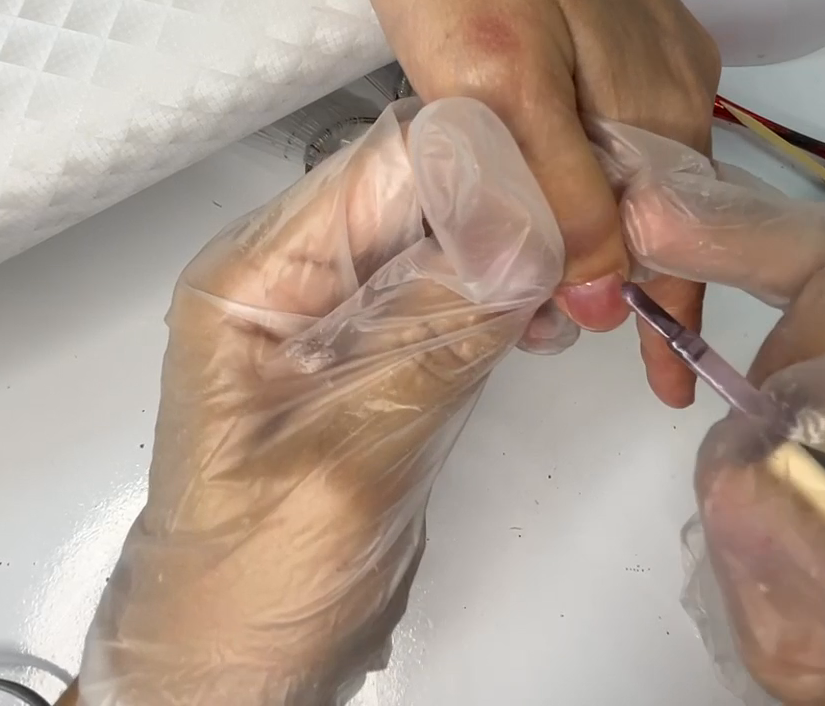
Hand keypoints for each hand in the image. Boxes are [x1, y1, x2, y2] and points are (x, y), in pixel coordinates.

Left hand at [75, 99, 562, 704]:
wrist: (238, 656)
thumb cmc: (253, 579)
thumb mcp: (351, 456)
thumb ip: (436, 338)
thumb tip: (527, 236)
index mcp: (255, 275)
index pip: (376, 167)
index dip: (475, 167)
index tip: (561, 204)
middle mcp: (291, 269)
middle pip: (413, 187)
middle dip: (505, 206)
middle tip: (586, 252)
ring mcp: (332, 302)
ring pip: (440, 231)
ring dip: (512, 251)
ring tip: (570, 297)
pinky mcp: (371, 338)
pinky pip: (446, 283)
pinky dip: (502, 291)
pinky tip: (541, 320)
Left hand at [341, 0, 719, 405]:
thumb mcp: (497, 77)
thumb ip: (554, 189)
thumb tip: (603, 296)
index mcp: (654, 103)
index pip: (675, 242)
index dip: (664, 318)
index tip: (655, 389)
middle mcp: (658, 80)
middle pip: (651, 212)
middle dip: (613, 283)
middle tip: (551, 341)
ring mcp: (624, 45)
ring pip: (615, 171)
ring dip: (582, 234)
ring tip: (534, 290)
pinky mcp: (580, 20)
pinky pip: (585, 125)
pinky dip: (559, 176)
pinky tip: (527, 193)